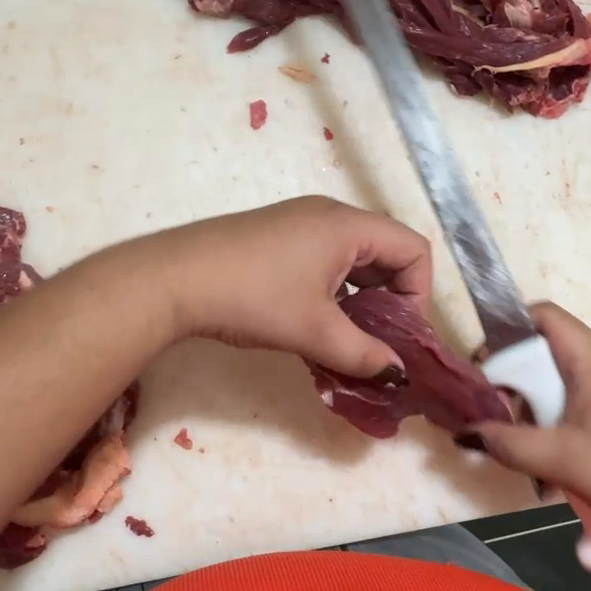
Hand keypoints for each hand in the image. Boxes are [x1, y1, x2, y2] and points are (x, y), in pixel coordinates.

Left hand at [133, 196, 431, 376]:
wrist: (172, 279)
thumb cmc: (253, 298)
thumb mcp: (315, 331)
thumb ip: (364, 353)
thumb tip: (397, 373)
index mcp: (347, 226)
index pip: (413, 250)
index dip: (418, 295)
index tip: (400, 337)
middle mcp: (327, 216)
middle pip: (385, 253)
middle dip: (390, 302)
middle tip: (377, 344)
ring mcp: (298, 224)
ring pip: (352, 261)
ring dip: (359, 301)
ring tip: (345, 340)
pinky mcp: (275, 239)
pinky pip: (324, 262)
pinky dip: (332, 294)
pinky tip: (313, 327)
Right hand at [473, 303, 590, 545]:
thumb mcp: (559, 459)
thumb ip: (505, 443)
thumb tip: (462, 433)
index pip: (542, 315)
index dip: (507, 330)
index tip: (485, 367)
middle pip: (542, 347)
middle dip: (512, 375)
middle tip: (493, 408)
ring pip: (553, 377)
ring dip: (529, 403)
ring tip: (515, 436)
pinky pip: (570, 399)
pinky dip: (548, 418)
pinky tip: (543, 453)